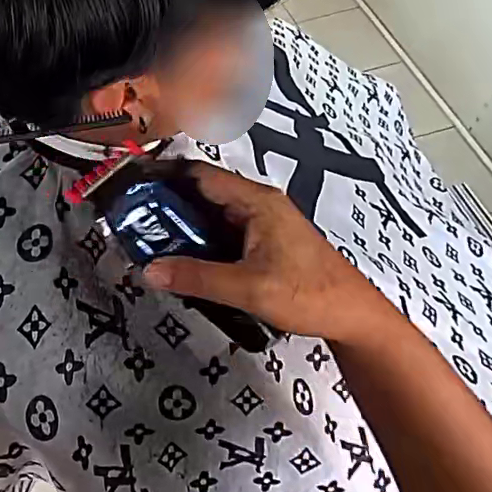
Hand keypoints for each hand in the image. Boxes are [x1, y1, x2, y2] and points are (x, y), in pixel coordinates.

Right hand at [141, 164, 400, 343]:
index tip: (137, 189)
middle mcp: (260, 204)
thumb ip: (197, 277)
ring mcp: (265, 222)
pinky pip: (227, 232)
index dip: (167, 178)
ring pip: (215, 214)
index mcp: (257, 201)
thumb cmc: (311, 294)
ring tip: (155, 241)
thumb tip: (153, 270)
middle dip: (172, 207)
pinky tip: (189, 259)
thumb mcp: (248, 288)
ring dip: (188, 227)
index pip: (202, 174)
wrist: (353, 316)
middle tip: (138, 223)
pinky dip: (205, 241)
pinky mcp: (267, 240)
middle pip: (206, 193)